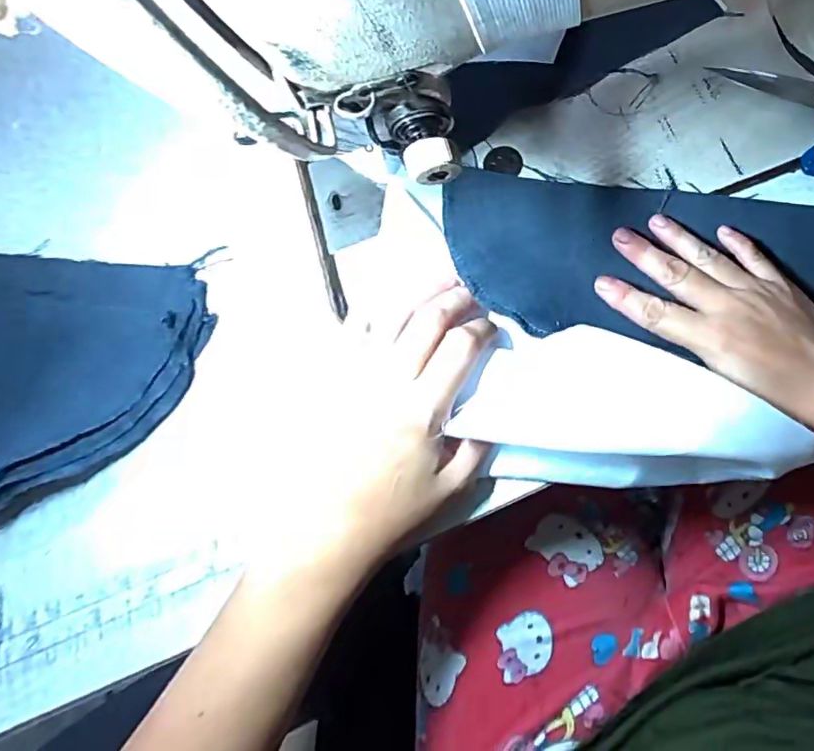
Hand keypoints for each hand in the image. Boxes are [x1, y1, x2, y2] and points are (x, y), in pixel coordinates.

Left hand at [250, 284, 493, 577]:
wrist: (320, 532)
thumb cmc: (389, 512)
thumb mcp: (451, 488)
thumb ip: (479, 447)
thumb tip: (492, 412)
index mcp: (422, 408)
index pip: (460, 347)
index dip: (482, 329)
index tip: (492, 328)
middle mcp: (388, 381)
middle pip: (428, 320)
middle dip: (458, 299)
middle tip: (474, 293)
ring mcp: (354, 375)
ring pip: (391, 315)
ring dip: (422, 292)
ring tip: (443, 281)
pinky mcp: (330, 378)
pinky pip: (351, 329)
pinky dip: (375, 306)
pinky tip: (392, 299)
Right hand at [593, 216, 813, 455]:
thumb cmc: (780, 397)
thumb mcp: (729, 381)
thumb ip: (700, 349)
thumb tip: (677, 327)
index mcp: (712, 339)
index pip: (658, 315)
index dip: (627, 298)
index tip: (602, 281)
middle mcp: (727, 307)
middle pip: (678, 276)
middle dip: (645, 255)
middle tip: (620, 235)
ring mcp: (754, 291)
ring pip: (710, 258)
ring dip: (681, 239)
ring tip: (657, 221)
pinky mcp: (778, 284)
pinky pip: (753, 257)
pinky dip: (737, 242)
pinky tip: (722, 230)